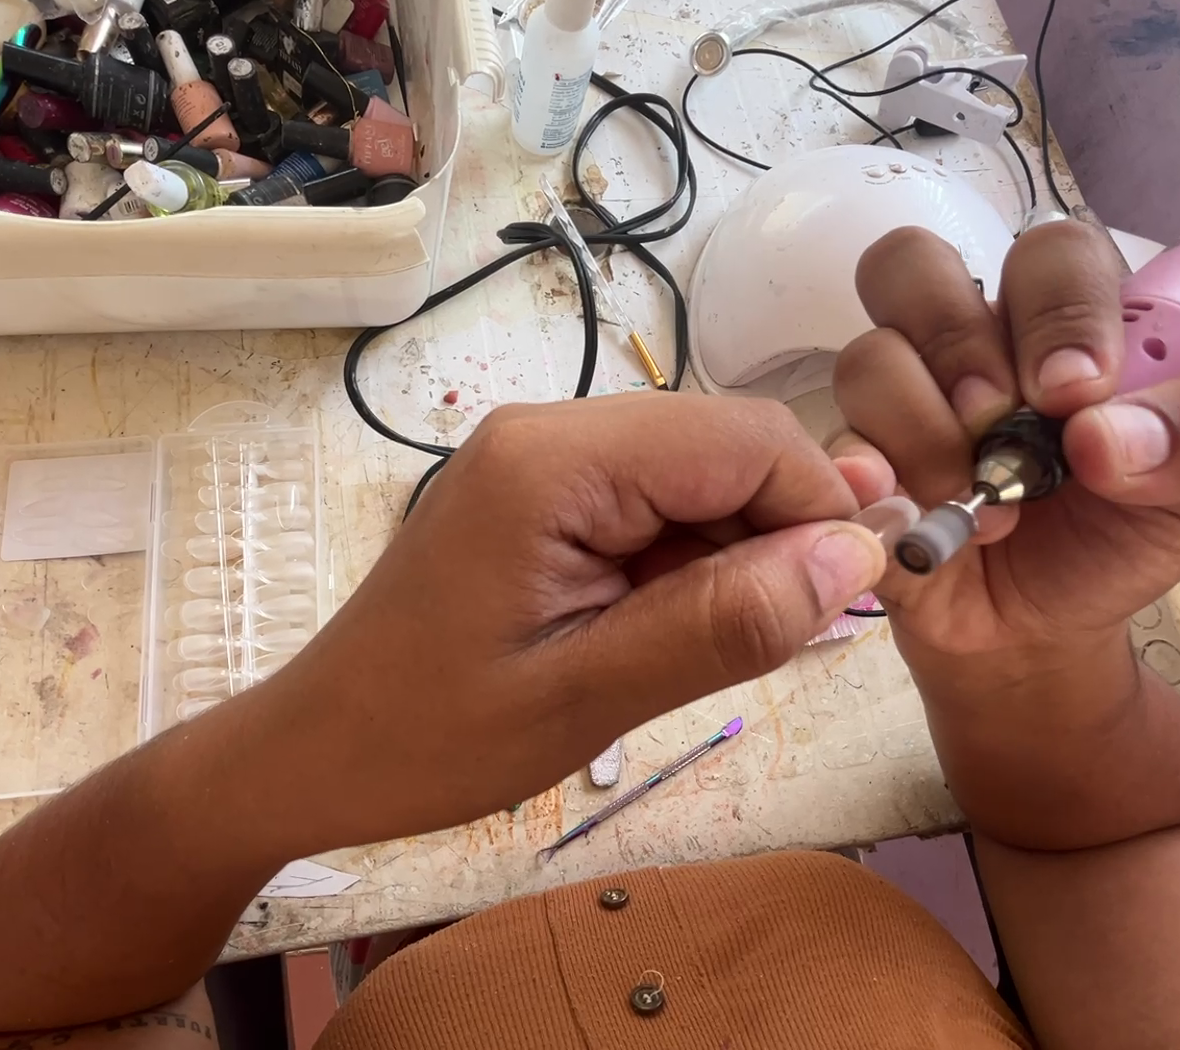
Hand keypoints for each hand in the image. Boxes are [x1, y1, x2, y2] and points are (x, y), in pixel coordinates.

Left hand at [259, 394, 885, 849]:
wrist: (320, 747)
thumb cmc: (433, 738)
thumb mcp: (590, 696)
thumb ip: (725, 623)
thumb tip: (856, 556)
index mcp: (553, 461)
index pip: (741, 437)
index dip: (819, 507)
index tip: (859, 598)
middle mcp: (547, 432)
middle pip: (717, 445)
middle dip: (779, 528)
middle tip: (807, 628)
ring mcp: (536, 459)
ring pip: (689, 475)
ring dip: (734, 548)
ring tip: (732, 637)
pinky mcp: (535, 496)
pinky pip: (644, 503)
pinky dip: (685, 557)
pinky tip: (677, 620)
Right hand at [830, 221, 1179, 698]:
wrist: (1029, 629)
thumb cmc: (1114, 541)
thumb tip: (1102, 432)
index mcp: (1053, 326)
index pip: (1045, 252)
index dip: (1054, 308)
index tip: (1073, 394)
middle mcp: (959, 346)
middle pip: (907, 262)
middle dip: (954, 340)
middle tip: (995, 419)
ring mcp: (892, 401)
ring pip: (866, 356)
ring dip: (924, 432)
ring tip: (978, 505)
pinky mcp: (850, 462)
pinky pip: (833, 443)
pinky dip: (874, 480)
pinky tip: (916, 523)